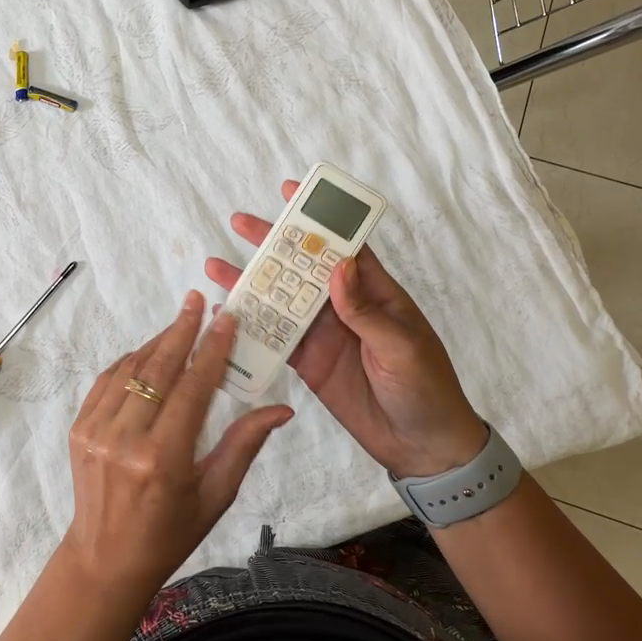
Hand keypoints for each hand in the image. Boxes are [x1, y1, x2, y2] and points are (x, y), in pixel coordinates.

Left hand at [60, 292, 294, 593]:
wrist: (106, 557)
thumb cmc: (170, 532)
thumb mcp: (215, 495)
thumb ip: (244, 445)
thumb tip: (282, 409)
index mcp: (163, 459)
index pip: (192, 389)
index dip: (211, 350)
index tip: (225, 319)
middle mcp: (125, 439)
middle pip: (158, 369)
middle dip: (181, 330)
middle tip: (196, 301)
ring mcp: (96, 430)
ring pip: (130, 369)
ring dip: (156, 343)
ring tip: (180, 323)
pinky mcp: (79, 427)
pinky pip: (107, 381)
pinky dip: (129, 362)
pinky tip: (149, 352)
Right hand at [205, 180, 487, 478]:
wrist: (422, 448)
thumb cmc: (426, 389)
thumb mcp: (402, 347)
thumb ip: (365, 311)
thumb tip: (336, 266)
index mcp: (373, 292)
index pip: (342, 245)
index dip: (317, 218)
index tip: (290, 192)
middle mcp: (342, 305)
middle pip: (301, 266)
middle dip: (271, 243)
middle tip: (238, 221)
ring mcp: (322, 333)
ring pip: (280, 299)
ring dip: (251, 282)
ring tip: (216, 266)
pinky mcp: (307, 361)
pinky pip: (274, 337)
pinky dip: (250, 325)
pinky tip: (227, 313)